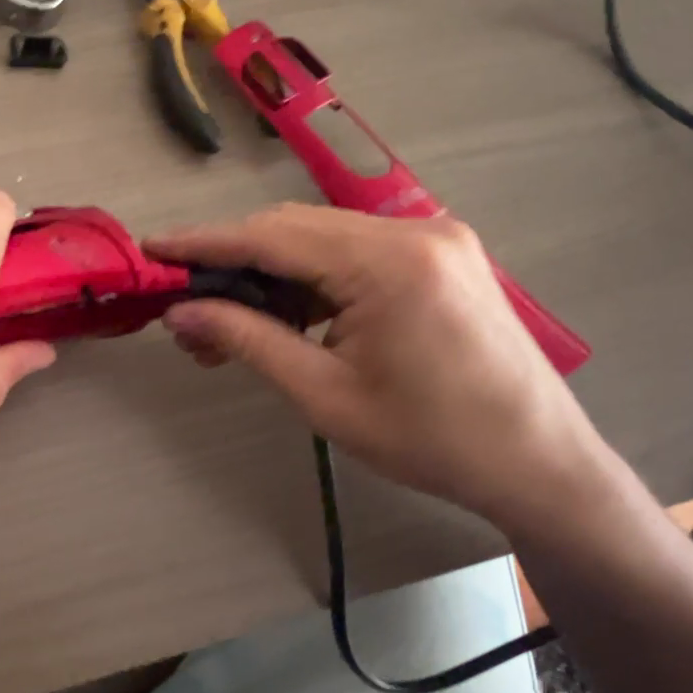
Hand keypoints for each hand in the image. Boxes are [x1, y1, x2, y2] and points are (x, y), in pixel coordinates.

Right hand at [146, 204, 606, 529]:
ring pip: (319, 237)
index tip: (151, 249)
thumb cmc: (431, 440)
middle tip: (183, 304)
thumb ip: (245, 339)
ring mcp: (433, 238)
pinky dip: (307, 277)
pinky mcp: (439, 254)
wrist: (541, 464)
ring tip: (225, 321)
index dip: (203, 243)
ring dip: (267, 271)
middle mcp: (414, 231)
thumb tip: (178, 313)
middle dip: (231, 262)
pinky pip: (351, 250)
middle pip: (291, 228)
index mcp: (389, 264)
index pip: (270, 237)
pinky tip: (282, 313)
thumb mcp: (323, 394)